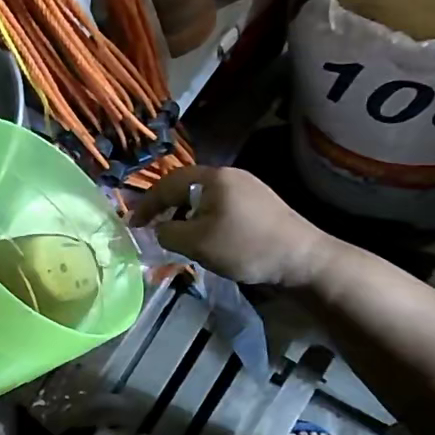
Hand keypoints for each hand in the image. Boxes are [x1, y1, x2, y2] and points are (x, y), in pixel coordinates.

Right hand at [129, 166, 336, 286]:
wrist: (302, 259)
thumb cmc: (246, 247)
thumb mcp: (198, 243)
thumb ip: (169, 233)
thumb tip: (158, 229)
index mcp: (214, 177)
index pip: (169, 183)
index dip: (147, 203)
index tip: (132, 224)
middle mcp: (232, 175)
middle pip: (188, 188)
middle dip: (168, 209)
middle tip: (153, 230)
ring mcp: (250, 189)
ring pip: (206, 200)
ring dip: (188, 217)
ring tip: (179, 239)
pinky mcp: (262, 206)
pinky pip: (224, 208)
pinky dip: (207, 221)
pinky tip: (209, 241)